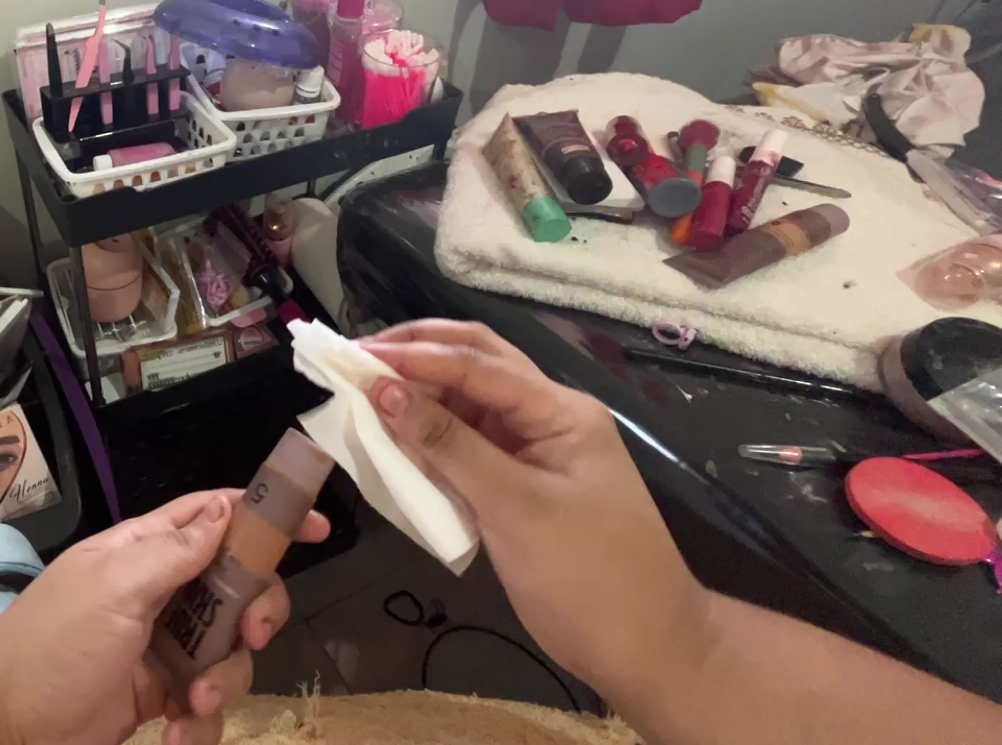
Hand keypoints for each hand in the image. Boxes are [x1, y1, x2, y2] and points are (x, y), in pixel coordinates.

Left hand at [0, 489, 329, 744]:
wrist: (5, 726)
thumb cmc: (55, 642)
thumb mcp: (113, 587)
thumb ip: (173, 551)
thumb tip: (224, 509)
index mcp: (146, 548)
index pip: (214, 515)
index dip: (263, 514)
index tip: (317, 526)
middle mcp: (163, 588)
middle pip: (239, 583)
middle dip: (257, 611)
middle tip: (253, 637)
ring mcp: (164, 642)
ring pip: (231, 647)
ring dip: (224, 681)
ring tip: (191, 707)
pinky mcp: (163, 694)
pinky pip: (207, 700)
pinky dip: (201, 723)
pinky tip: (173, 736)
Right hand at [359, 320, 713, 704]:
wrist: (643, 652)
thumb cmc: (588, 574)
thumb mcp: (514, 506)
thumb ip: (445, 443)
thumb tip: (381, 390)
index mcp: (558, 410)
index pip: (477, 364)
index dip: (415, 356)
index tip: (358, 358)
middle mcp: (541, 413)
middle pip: (473, 360)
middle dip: (416, 350)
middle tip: (359, 354)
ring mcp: (524, 443)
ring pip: (461, 395)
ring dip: (415, 386)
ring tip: (363, 383)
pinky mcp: (507, 474)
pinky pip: (456, 435)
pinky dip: (421, 427)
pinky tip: (389, 428)